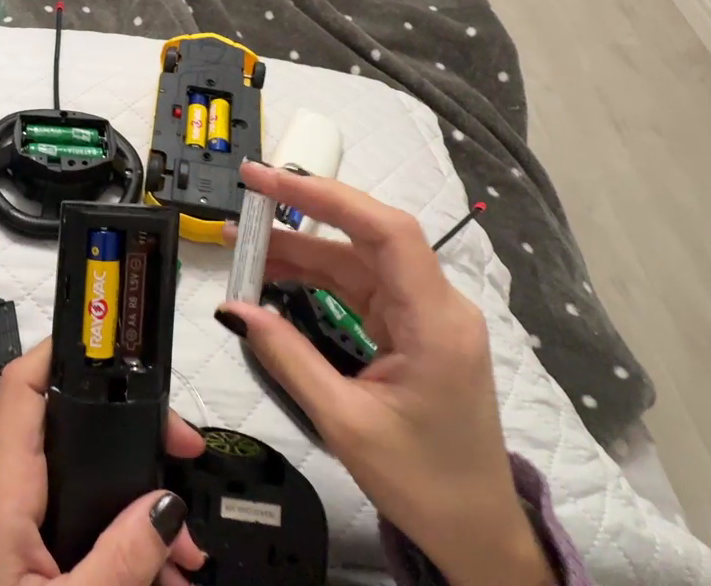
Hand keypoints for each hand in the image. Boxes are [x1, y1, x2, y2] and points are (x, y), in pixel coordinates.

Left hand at [0, 339, 208, 585]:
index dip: (63, 349)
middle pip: (73, 433)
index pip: (23, 388)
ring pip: (87, 485)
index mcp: (5, 490)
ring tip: (187, 554)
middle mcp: (9, 495)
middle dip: (137, 444)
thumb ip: (121, 558)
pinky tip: (163, 575)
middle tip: (187, 465)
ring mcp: (20, 527)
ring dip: (141, 507)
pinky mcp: (30, 557)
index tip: (119, 342)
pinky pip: (84, 527)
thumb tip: (167, 501)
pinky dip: (126, 542)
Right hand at [216, 162, 552, 585]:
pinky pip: (359, 286)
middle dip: (302, 213)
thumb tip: (234, 309)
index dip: (326, 196)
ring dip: (300, 249)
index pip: (385, 231)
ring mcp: (425, 315)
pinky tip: (276, 275)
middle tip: (245, 198)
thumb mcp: (344, 423)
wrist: (476, 530)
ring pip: (357, 260)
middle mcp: (436, 305)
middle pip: (367, 237)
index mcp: (435, 322)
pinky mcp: (411, 328)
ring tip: (243, 246)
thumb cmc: (423, 483)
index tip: (268, 180)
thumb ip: (287, 358)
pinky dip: (315, 277)